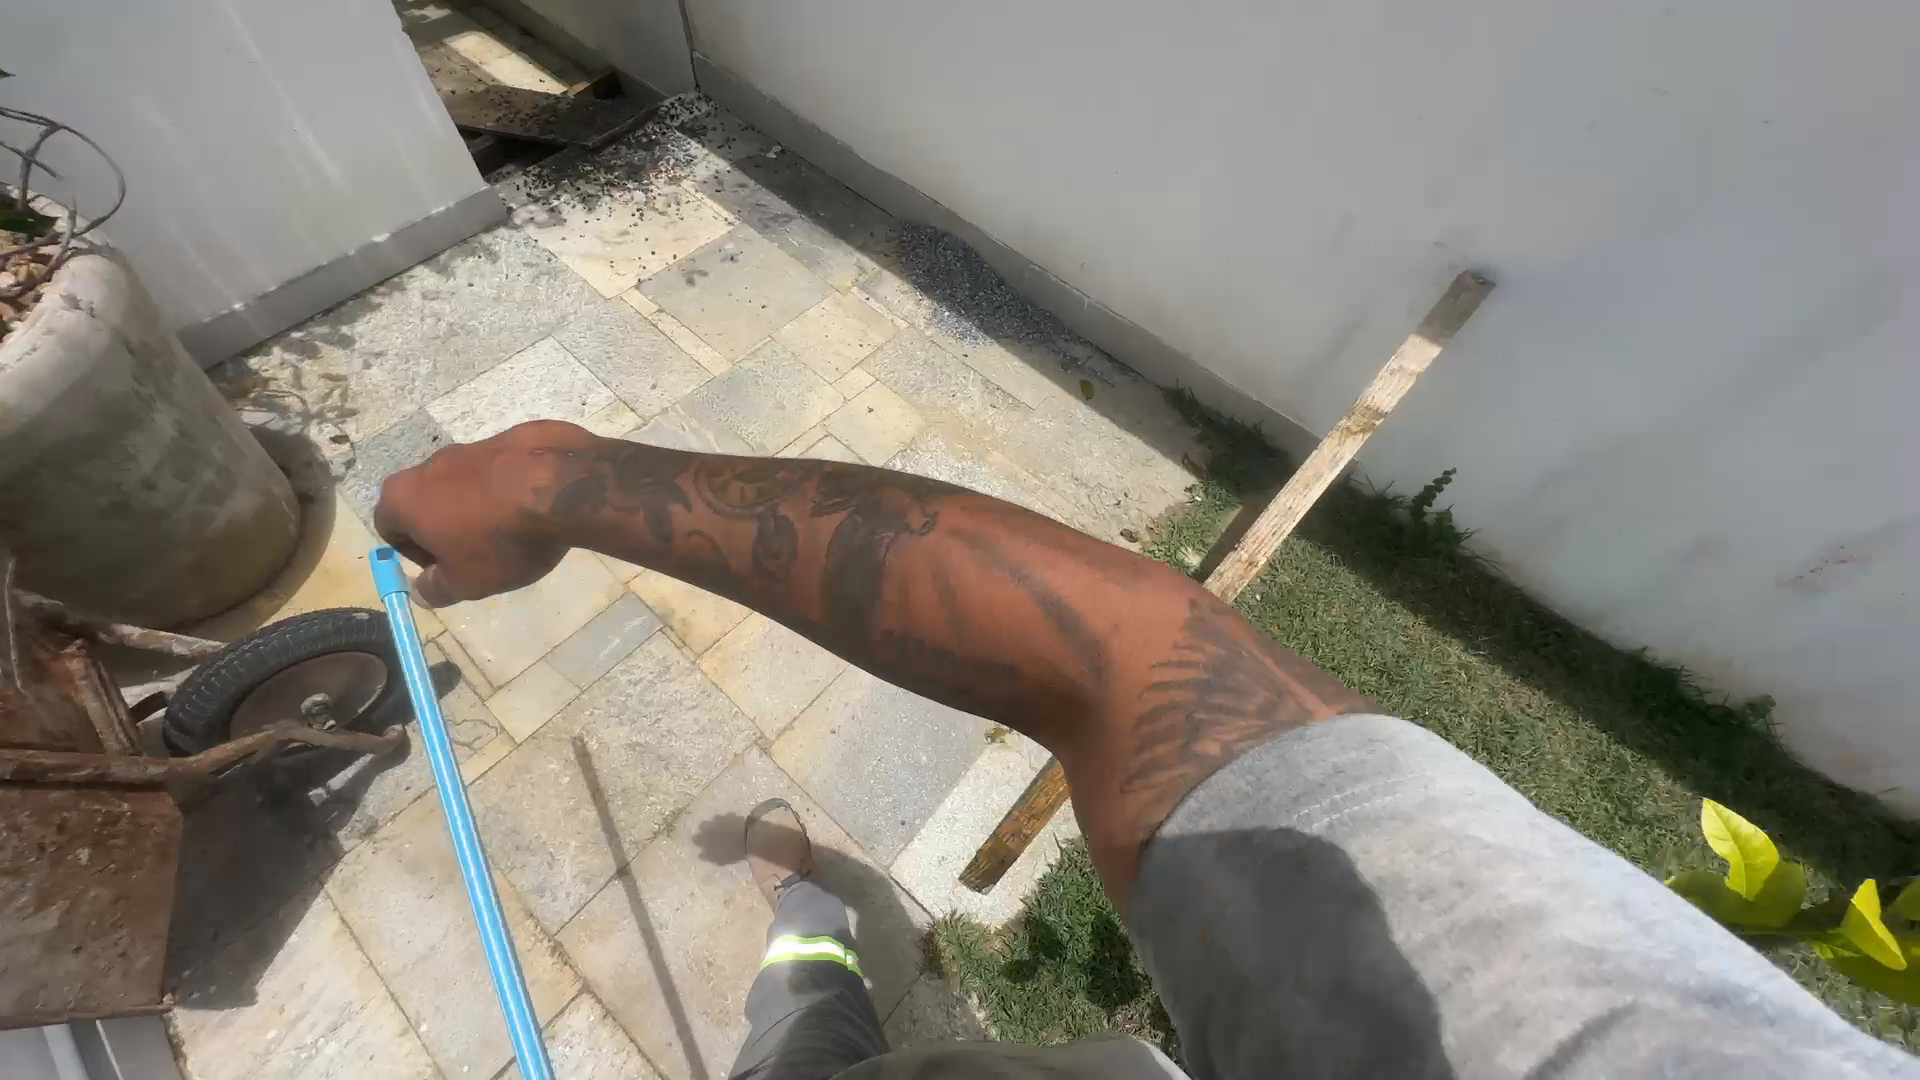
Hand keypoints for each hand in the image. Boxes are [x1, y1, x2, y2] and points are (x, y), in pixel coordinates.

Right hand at [371, 420, 596, 605]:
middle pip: (431, 501)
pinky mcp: (518, 438)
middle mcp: (433, 462)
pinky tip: (545, 504)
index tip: (451, 568)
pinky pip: (509, 469)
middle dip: (452, 528)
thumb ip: (437, 588)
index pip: (391, 528)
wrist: (566, 489)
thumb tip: (422, 590)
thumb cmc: (504, 541)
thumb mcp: (468, 582)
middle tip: (487, 551)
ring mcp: (477, 445)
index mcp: (405, 495)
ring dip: (486, 505)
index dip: (417, 555)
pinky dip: (518, 486)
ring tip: (521, 528)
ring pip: (471, 482)